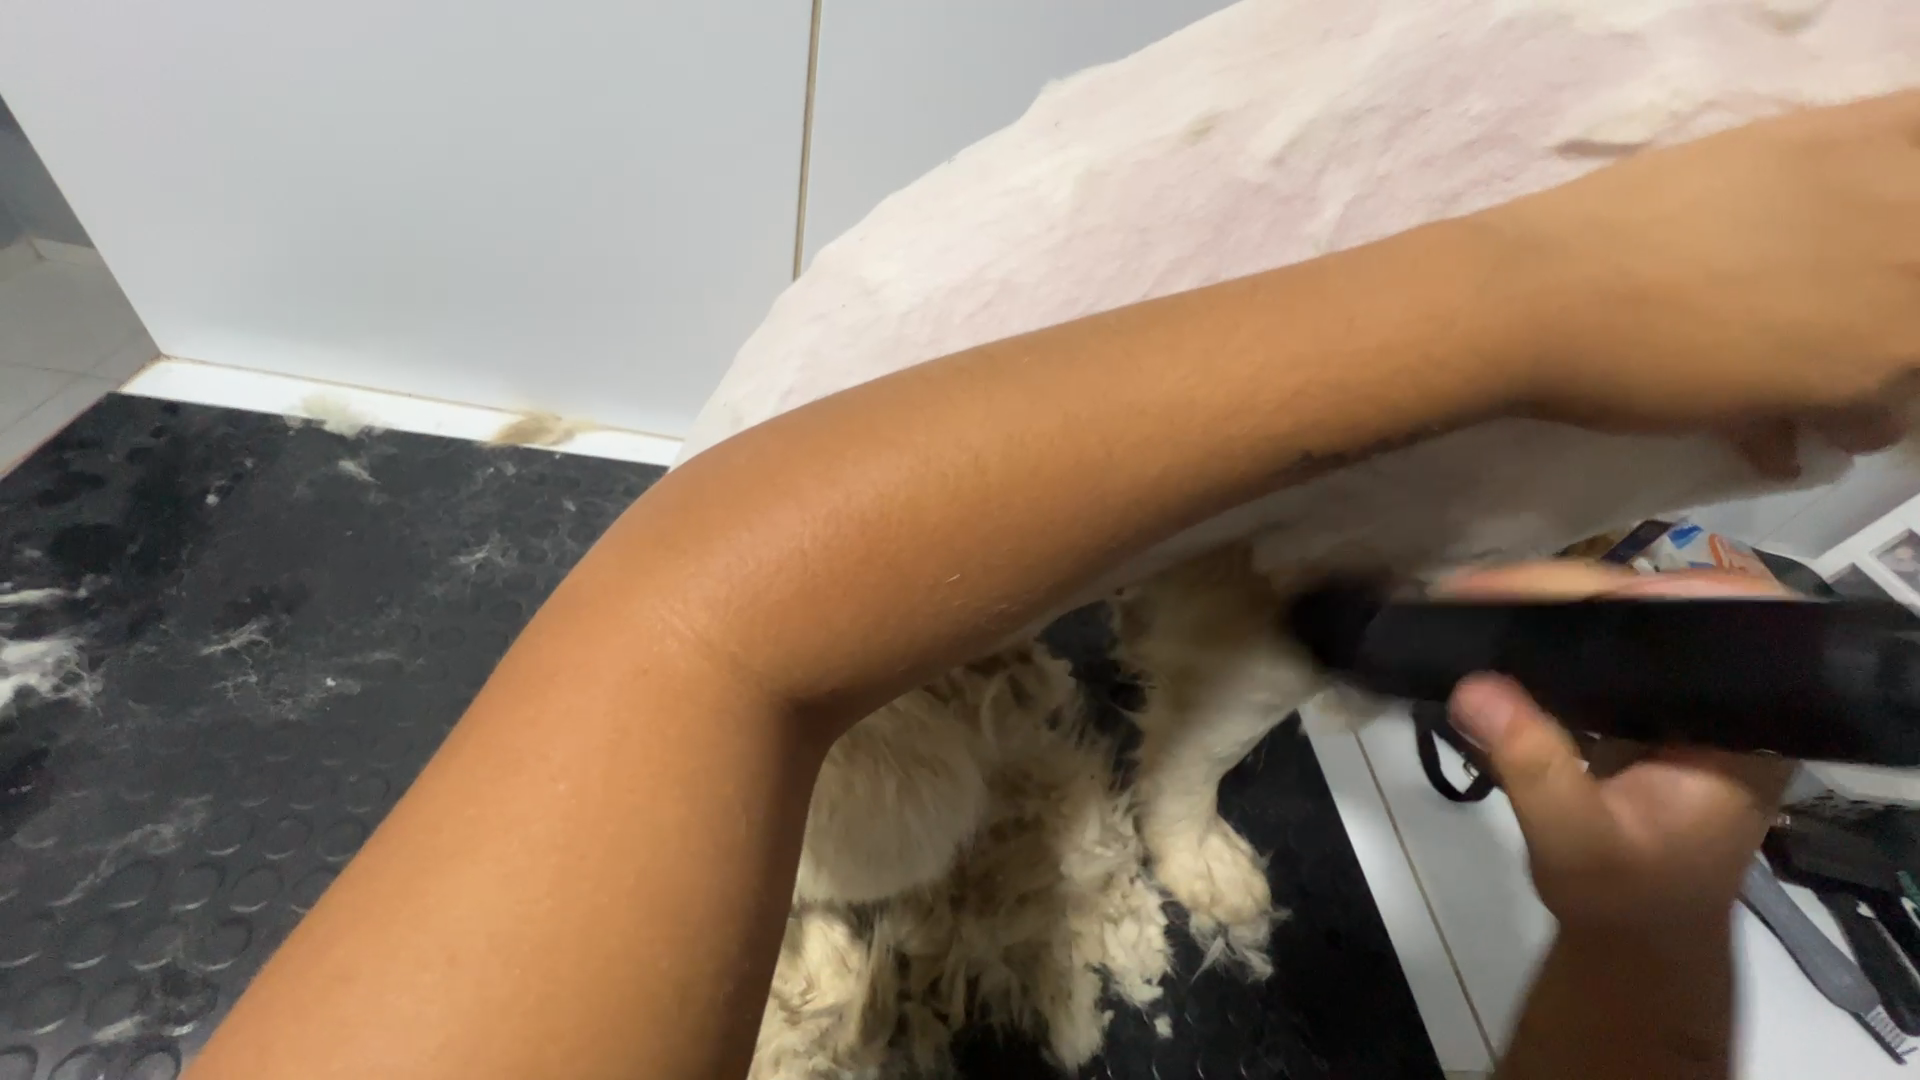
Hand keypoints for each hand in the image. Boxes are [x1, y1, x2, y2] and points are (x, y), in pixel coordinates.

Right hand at [1442, 562, 1796, 932]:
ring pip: (1617, 624)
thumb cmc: (1621, 894)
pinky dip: (1538, 635)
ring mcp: (1675, 703)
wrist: (1630, 932)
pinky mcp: (1636, 708)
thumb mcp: (1576, 839)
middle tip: (1476, 586)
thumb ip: (1533, 767)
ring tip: (1471, 595)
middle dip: (1564, 590)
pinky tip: (1489, 629)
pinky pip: (1591, 651)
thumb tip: (1473, 685)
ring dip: (1544, 605)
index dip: (1643, 592)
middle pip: (1651, 611)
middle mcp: (1718, 702)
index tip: (1552, 589)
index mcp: (1738, 727)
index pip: (1715, 623)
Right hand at [1473, 91, 1919, 448]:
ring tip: (1785, 396)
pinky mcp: (1862, 374)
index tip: (1844, 257)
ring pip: (1917, 358)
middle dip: (1882, 312)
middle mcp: (1918, 205)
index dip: (1887, 230)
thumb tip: (1812, 260)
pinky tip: (1765, 437)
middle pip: (1916, 281)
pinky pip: (1878, 422)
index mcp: (1877, 136)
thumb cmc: (1589, 232)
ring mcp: (1903, 291)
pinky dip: (1823, 431)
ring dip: (1861, 380)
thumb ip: (1800, 197)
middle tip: (1805, 334)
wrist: (1525, 298)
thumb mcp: (1723, 175)